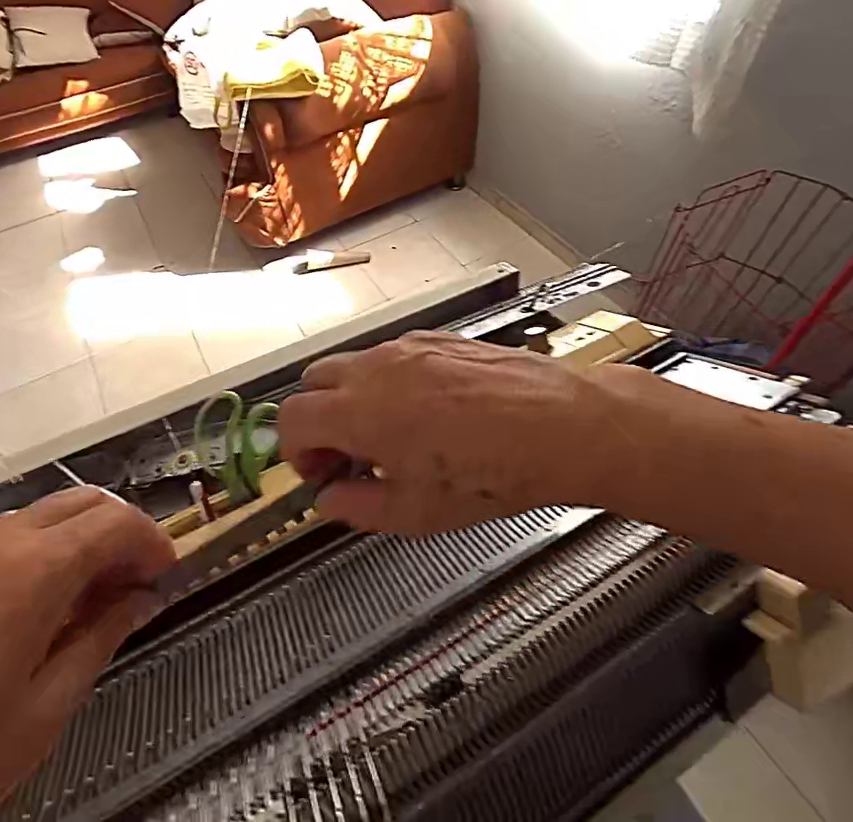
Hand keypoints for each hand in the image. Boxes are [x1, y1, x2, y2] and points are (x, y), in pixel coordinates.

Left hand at [0, 487, 175, 821]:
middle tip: (135, 582)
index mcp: (30, 570)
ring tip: (86, 599)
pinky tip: (30, 610)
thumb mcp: (43, 711)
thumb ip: (103, 636)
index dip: (155, 543)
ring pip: (37, 518)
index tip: (169, 577)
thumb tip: (141, 599)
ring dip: (76, 541)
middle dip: (121, 532)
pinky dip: (33, 555)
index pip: (119, 523)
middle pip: (82, 503)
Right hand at [278, 331, 646, 531]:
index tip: (321, 472)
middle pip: (315, 382)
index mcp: (362, 410)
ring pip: (356, 364)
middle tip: (347, 454)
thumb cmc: (498, 468)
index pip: (292, 419)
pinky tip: (426, 412)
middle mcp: (381, 368)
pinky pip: (397, 355)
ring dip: (354, 398)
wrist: (560, 425)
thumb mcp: (415, 512)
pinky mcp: (443, 340)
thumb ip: (357, 506)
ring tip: (391, 436)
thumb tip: (333, 499)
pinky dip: (391, 380)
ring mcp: (413, 348)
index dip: (297, 453)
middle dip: (319, 420)